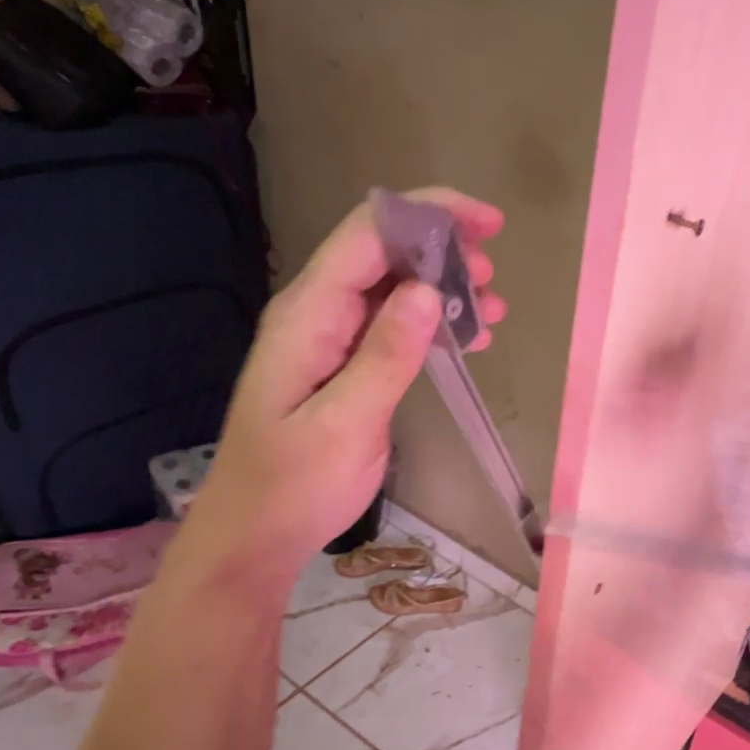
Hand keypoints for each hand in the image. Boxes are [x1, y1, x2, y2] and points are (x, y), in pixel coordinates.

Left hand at [184, 187, 505, 575]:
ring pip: (394, 289)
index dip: (430, 215)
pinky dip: (433, 324)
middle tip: (493, 279)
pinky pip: (393, 327)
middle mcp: (318, 314)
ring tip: (493, 309)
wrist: (255, 535)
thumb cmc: (292, 487)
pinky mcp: (346, 367)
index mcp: (308, 315)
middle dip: (443, 250)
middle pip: (383, 252)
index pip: (368, 235)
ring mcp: (331, 340)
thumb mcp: (343, 425)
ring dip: (444, 289)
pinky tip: (469, 339)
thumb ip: (384, 356)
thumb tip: (427, 290)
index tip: (488, 224)